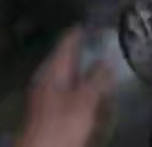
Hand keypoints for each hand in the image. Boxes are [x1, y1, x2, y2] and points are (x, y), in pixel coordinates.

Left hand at [19, 29, 108, 146]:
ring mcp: (43, 94)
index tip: (101, 26)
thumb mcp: (85, 100)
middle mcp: (46, 75)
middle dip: (86, 52)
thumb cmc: (62, 125)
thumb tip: (107, 58)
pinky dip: (77, 88)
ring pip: (66, 74)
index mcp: (53, 67)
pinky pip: (64, 90)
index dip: (85, 30)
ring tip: (102, 71)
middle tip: (106, 48)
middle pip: (67, 56)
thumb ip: (97, 77)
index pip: (68, 38)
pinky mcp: (45, 111)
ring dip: (83, 71)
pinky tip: (88, 95)